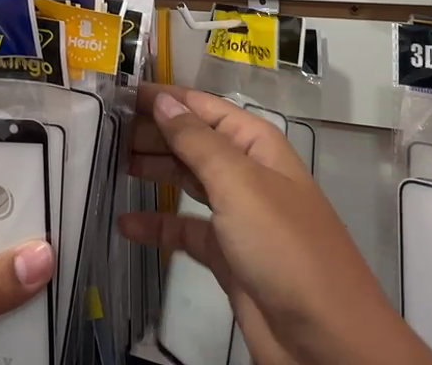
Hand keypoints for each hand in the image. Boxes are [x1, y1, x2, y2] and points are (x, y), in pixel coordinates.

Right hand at [119, 85, 431, 364]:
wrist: (328, 341)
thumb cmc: (285, 247)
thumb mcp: (239, 184)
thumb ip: (196, 141)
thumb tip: (162, 100)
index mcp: (255, 145)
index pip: (202, 107)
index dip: (164, 97)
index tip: (118, 92)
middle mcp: (246, 172)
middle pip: (192, 140)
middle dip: (152, 131)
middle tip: (103, 130)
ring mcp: (237, 215)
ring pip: (186, 180)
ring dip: (152, 170)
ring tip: (109, 163)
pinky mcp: (227, 256)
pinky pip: (184, 230)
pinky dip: (157, 224)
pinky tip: (126, 224)